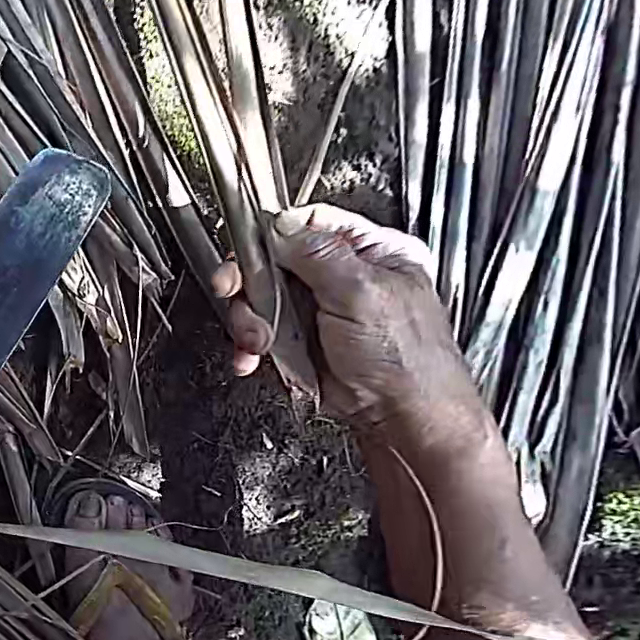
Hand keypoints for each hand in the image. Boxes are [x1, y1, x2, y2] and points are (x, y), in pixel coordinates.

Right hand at [212, 204, 489, 451]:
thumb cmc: (404, 359)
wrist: (397, 414)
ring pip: (259, 300)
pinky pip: (257, 334)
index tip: (252, 250)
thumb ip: (320, 255)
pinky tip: (253, 357)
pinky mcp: (296, 342)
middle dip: (250, 282)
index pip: (310, 224)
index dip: (275, 234)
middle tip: (235, 290)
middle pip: (273, 262)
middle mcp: (337, 279)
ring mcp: (314, 311)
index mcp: (367, 253)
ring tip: (261, 340)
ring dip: (249, 322)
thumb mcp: (363, 293)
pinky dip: (247, 347)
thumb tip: (282, 228)